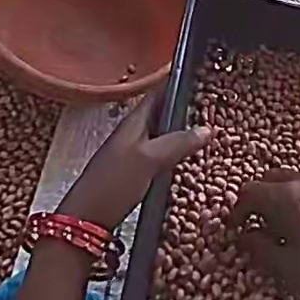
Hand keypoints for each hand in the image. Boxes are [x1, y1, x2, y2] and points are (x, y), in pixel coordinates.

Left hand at [58, 92, 211, 229]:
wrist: (86, 221)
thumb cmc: (114, 183)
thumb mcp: (150, 159)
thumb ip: (178, 142)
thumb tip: (207, 129)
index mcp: (134, 123)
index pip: (157, 94)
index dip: (177, 84)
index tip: (200, 79)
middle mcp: (133, 135)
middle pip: (162, 114)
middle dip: (185, 109)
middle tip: (212, 107)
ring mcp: (133, 155)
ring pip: (162, 136)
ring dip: (182, 133)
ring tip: (207, 132)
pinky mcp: (135, 174)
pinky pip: (161, 155)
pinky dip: (176, 153)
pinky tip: (189, 162)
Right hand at [228, 170, 299, 299]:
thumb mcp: (286, 266)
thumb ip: (259, 244)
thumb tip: (245, 234)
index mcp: (289, 197)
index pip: (250, 191)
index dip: (238, 210)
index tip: (236, 227)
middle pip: (272, 179)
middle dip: (260, 199)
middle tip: (257, 224)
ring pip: (296, 179)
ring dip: (284, 196)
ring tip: (284, 225)